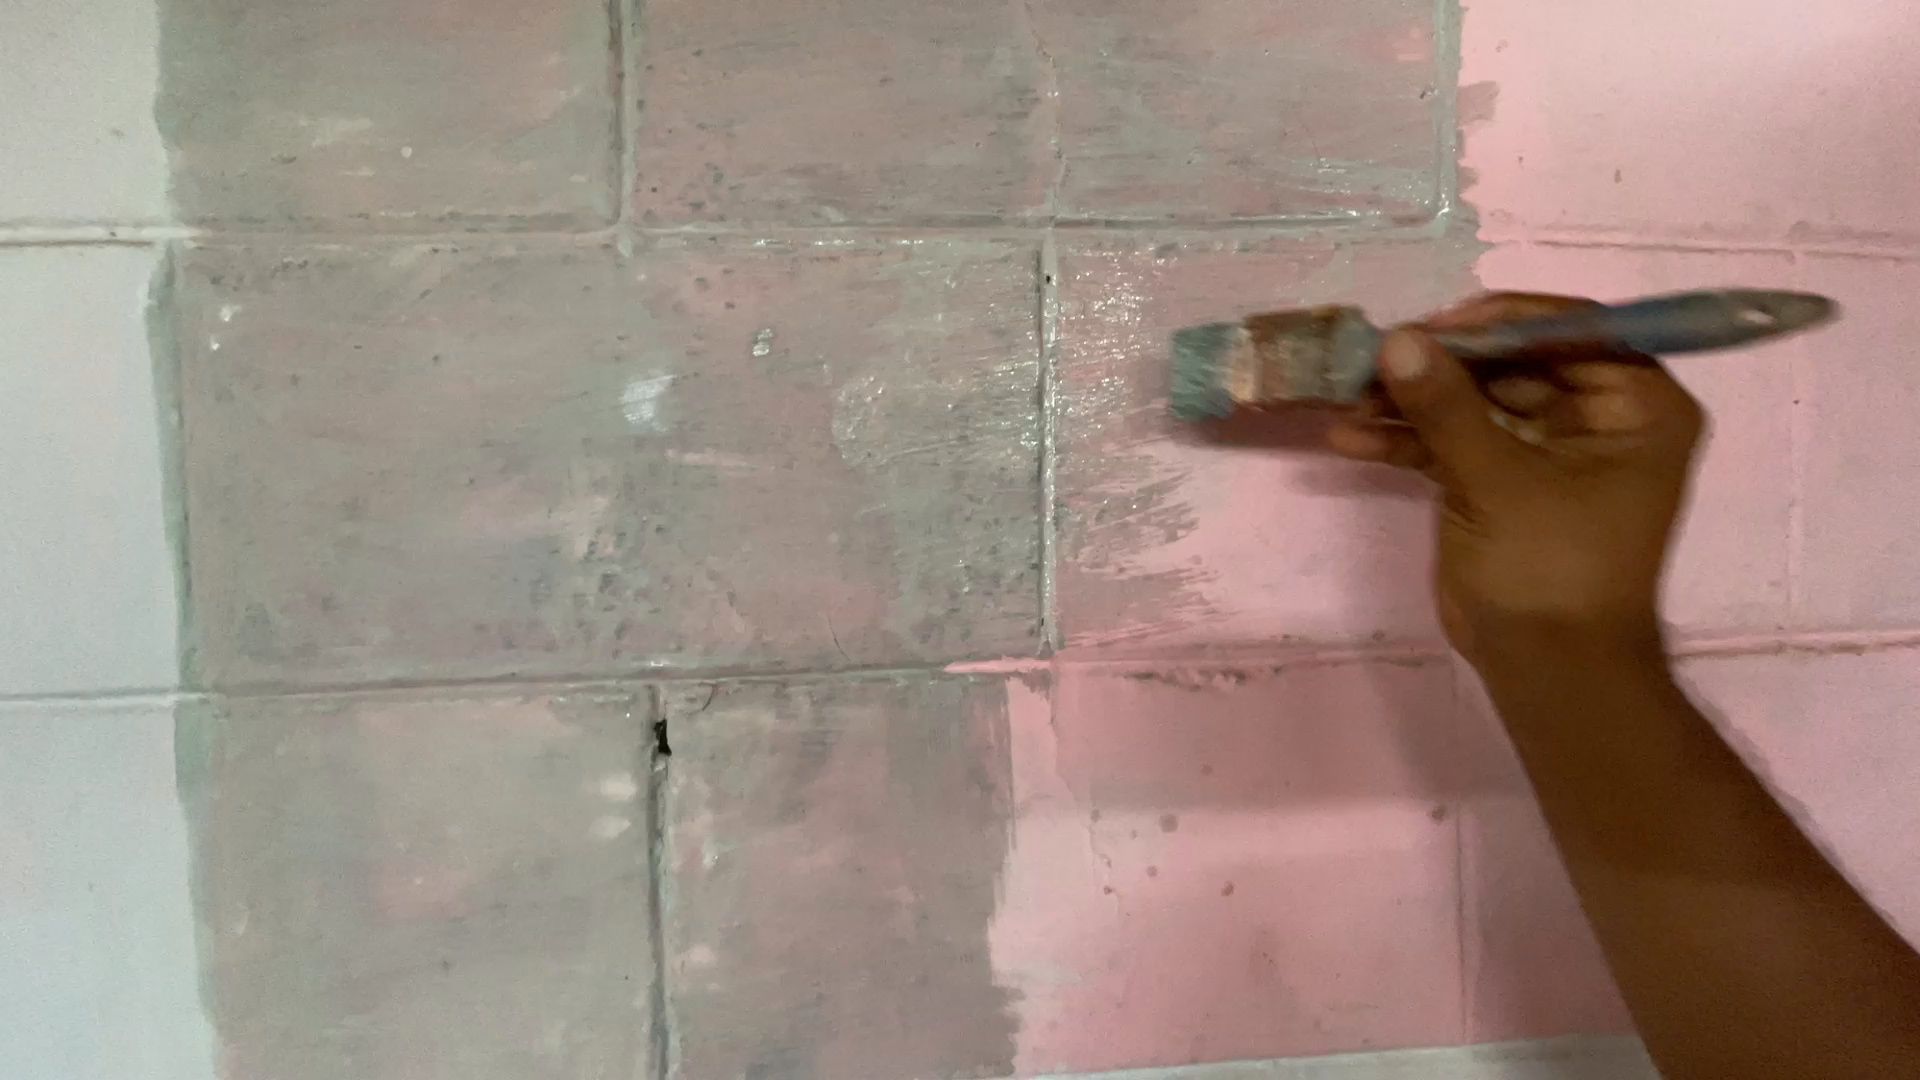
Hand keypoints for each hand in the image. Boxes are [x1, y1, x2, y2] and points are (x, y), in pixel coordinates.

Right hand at [1326, 293, 1705, 672]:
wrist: (1539, 658)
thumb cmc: (1550, 565)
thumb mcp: (1497, 479)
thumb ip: (1446, 407)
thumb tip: (1396, 340)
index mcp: (1632, 405)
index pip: (1570, 333)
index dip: (1497, 323)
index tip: (1427, 327)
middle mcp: (1589, 416)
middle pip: (1505, 367)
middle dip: (1435, 368)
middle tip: (1368, 364)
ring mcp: (1534, 448)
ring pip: (1465, 404)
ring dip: (1406, 405)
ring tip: (1347, 402)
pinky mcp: (1489, 478)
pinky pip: (1443, 444)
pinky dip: (1401, 442)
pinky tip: (1349, 439)